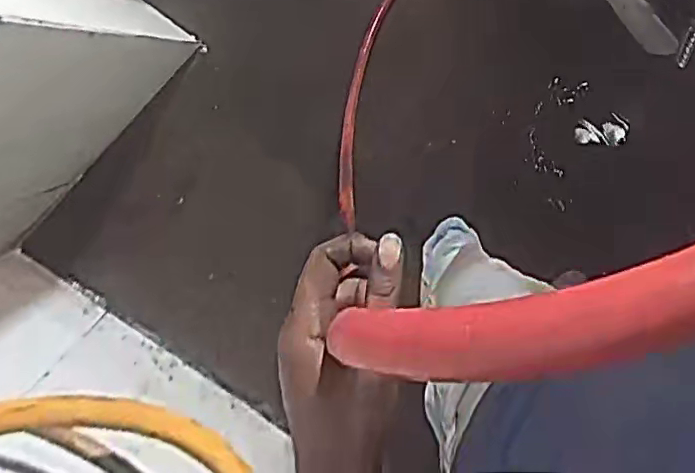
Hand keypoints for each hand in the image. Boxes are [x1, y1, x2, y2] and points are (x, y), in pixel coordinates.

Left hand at [279, 232, 403, 472]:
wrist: (342, 471)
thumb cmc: (352, 421)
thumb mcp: (375, 345)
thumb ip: (382, 291)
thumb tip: (389, 245)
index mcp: (302, 324)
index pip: (322, 258)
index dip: (356, 247)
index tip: (385, 255)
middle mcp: (300, 330)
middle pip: (336, 275)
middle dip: (370, 277)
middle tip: (395, 294)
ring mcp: (310, 346)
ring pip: (345, 297)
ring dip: (373, 299)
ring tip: (392, 322)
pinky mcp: (324, 359)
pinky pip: (348, 319)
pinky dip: (370, 318)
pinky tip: (386, 337)